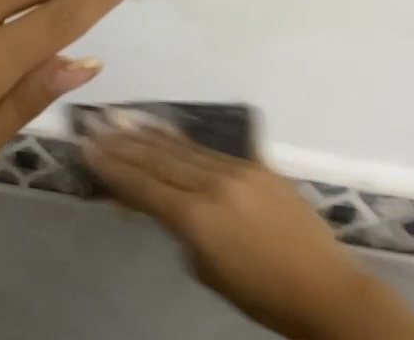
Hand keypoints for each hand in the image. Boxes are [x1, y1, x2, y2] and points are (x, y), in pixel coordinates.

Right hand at [85, 126, 413, 339]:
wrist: (327, 290)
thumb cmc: (262, 295)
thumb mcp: (207, 268)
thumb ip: (179, 229)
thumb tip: (157, 202)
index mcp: (197, 218)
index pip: (143, 186)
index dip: (112, 167)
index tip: (85, 148)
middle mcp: (213, 185)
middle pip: (157, 159)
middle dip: (121, 143)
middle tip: (93, 126)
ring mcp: (237, 170)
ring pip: (181, 147)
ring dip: (146, 134)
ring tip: (118, 118)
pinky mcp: (257, 165)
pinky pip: (209, 147)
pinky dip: (180, 138)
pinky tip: (163, 128)